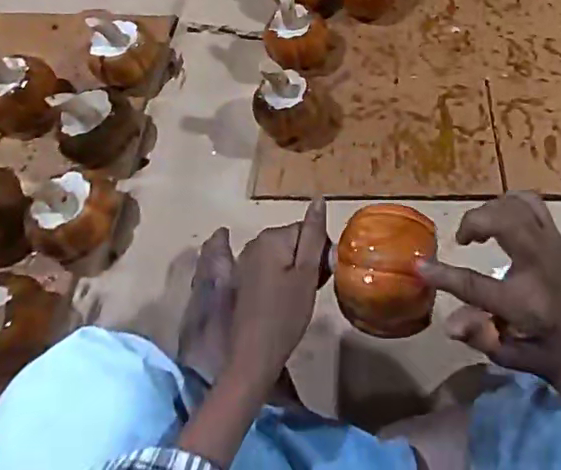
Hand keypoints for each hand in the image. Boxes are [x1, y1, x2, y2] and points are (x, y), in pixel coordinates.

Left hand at [226, 198, 330, 390]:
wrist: (251, 359)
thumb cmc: (285, 315)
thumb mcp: (306, 274)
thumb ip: (313, 235)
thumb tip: (318, 199)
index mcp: (271, 238)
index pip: (308, 231)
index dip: (319, 253)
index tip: (321, 277)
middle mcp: (254, 244)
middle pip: (292, 243)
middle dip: (304, 262)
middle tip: (309, 291)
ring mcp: (243, 263)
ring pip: (280, 258)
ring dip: (291, 273)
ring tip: (297, 301)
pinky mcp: (239, 283)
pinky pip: (267, 271)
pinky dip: (277, 282)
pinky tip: (280, 304)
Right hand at [416, 192, 560, 454]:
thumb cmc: (537, 350)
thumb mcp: (505, 355)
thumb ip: (477, 335)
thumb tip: (448, 325)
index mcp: (524, 302)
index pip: (475, 284)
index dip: (444, 274)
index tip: (420, 264)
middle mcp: (540, 266)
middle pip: (504, 223)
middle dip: (475, 222)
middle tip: (463, 240)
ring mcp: (551, 245)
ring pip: (517, 205)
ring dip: (491, 210)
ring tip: (480, 229)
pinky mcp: (556, 236)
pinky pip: (532, 202)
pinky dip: (511, 201)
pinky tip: (499, 217)